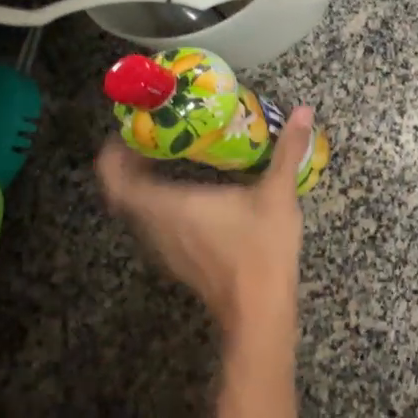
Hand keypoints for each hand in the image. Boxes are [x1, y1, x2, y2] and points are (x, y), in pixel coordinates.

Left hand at [96, 105, 314, 334]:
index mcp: (172, 207)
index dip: (113, 157)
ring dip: (147, 185)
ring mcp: (165, 247)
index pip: (118, 182)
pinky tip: (191, 192)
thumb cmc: (260, 247)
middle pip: (126, 195)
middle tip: (156, 136)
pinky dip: (161, 203)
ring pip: (140, 212)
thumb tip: (304, 109)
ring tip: (171, 157)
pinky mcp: (179, 259)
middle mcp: (158, 227)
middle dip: (132, 165)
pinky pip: (156, 224)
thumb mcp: (278, 193)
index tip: (125, 133)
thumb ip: (288, 150)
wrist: (258, 308)